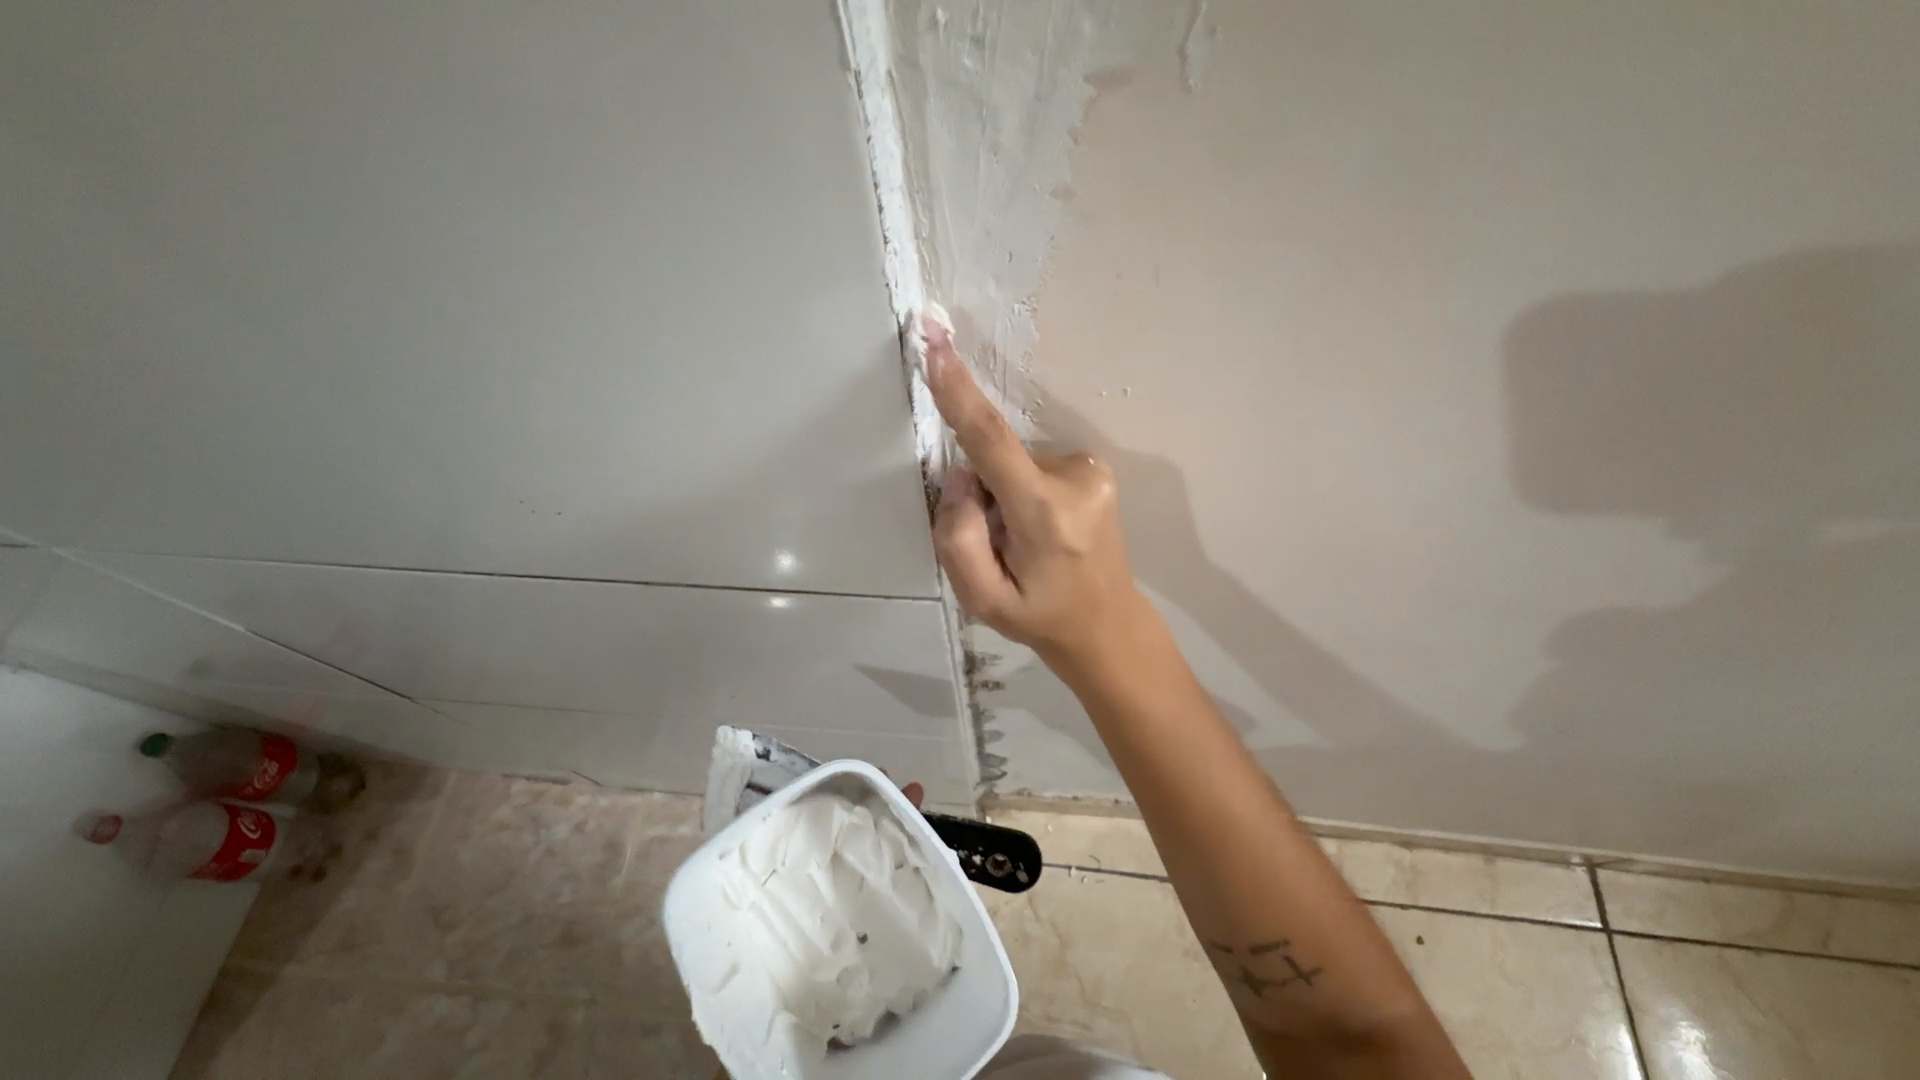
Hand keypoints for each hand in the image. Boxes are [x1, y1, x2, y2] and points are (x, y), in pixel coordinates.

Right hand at [919, 313, 1152, 673]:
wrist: (1107, 624)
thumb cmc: (1040, 616)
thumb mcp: (981, 599)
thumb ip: (958, 536)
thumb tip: (964, 474)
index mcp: (1044, 514)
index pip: (991, 440)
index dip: (959, 392)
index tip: (935, 341)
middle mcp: (1076, 479)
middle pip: (995, 457)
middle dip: (980, 491)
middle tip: (999, 544)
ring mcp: (1092, 470)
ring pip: (1015, 463)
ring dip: (1004, 493)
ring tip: (1025, 543)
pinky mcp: (1096, 467)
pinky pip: (1034, 465)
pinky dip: (1023, 490)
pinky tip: (1042, 529)